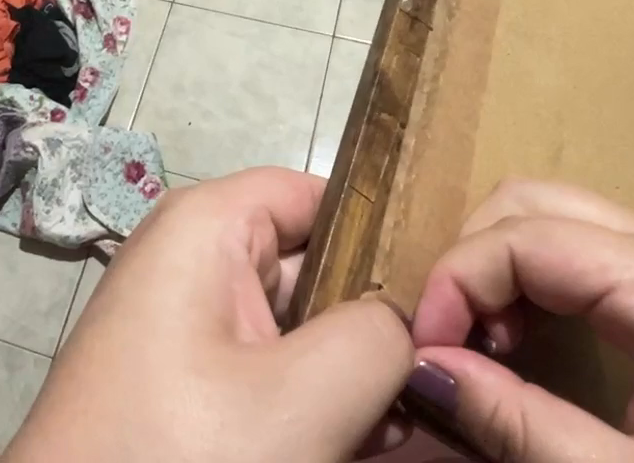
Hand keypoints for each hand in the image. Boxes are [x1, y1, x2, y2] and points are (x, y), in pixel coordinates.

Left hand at [1, 168, 414, 462]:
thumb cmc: (180, 456)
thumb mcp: (300, 399)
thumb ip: (377, 339)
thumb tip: (414, 322)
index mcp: (209, 225)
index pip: (321, 196)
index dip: (389, 235)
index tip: (453, 293)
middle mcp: (196, 259)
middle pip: (317, 264)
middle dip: (377, 323)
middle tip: (448, 373)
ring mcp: (191, 324)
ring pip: (302, 329)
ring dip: (356, 376)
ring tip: (415, 417)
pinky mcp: (191, 383)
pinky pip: (273, 374)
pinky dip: (319, 405)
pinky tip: (367, 443)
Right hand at [409, 180, 633, 462]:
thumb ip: (522, 427)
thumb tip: (423, 370)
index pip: (520, 237)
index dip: (452, 284)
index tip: (423, 354)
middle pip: (532, 201)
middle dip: (472, 261)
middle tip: (452, 346)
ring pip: (556, 217)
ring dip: (502, 268)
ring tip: (486, 348)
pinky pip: (590, 251)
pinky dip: (539, 280)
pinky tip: (536, 342)